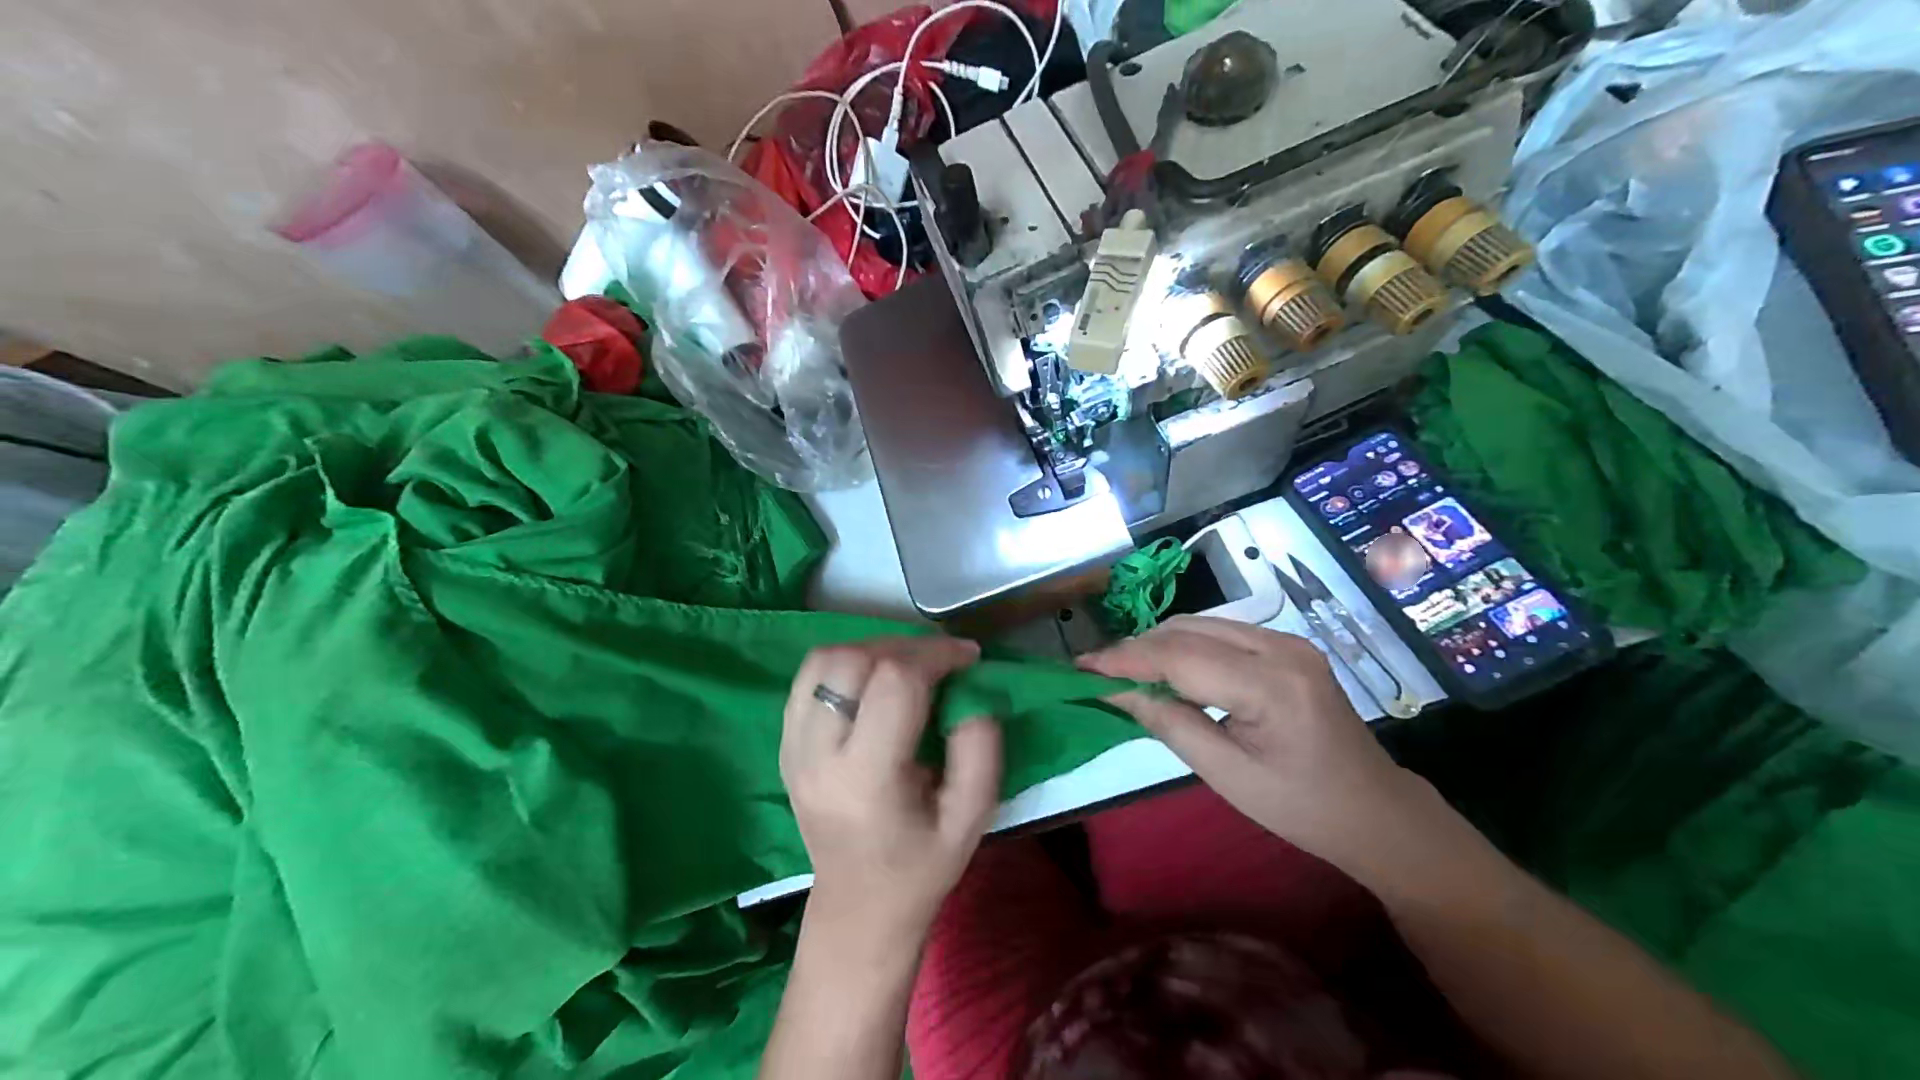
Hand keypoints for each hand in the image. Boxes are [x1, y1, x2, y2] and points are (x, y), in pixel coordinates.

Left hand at [781, 636, 1002, 945]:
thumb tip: (973, 695)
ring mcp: (793, 749)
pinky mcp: (785, 745)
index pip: (893, 683)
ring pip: (822, 661)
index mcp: (866, 779)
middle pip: (850, 661)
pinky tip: (873, 680)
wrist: (858, 908)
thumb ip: (979, 753)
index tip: (967, 658)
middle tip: (938, 660)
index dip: (935, 655)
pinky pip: (808, 679)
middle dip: (903, 646)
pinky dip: (844, 664)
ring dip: (870, 649)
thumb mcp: (970, 820)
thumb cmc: (920, 867)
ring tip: (906, 665)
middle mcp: (817, 757)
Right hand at [1079, 616, 1444, 876]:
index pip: (1181, 656)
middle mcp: (1282, 647)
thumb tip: (1115, 691)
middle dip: (1137, 648)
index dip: (1125, 658)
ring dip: (1158, 645)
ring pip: (1201, 625)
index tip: (1080, 667)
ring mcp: (1288, 641)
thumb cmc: (1301, 807)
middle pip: (1188, 631)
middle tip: (1096, 672)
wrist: (1374, 811)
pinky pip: (1220, 633)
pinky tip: (1166, 670)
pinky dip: (1183, 647)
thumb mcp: (1226, 775)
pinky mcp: (1287, 646)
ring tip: (1123, 671)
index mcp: (1273, 685)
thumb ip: (1168, 723)